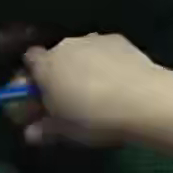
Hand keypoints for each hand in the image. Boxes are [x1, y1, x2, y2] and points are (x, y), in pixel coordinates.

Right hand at [18, 34, 172, 145]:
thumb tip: (31, 133)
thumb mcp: (65, 131)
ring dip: (83, 66)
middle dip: (59, 73)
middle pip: (55, 55)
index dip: (33, 78)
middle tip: (69, 98)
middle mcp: (66, 46)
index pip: (29, 61)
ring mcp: (94, 40)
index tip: (40, 97)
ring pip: (81, 51)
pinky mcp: (118, 39)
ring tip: (98, 90)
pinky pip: (104, 50)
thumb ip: (45, 129)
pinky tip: (118, 80)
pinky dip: (106, 61)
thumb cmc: (95, 119)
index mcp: (46, 66)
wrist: (143, 99)